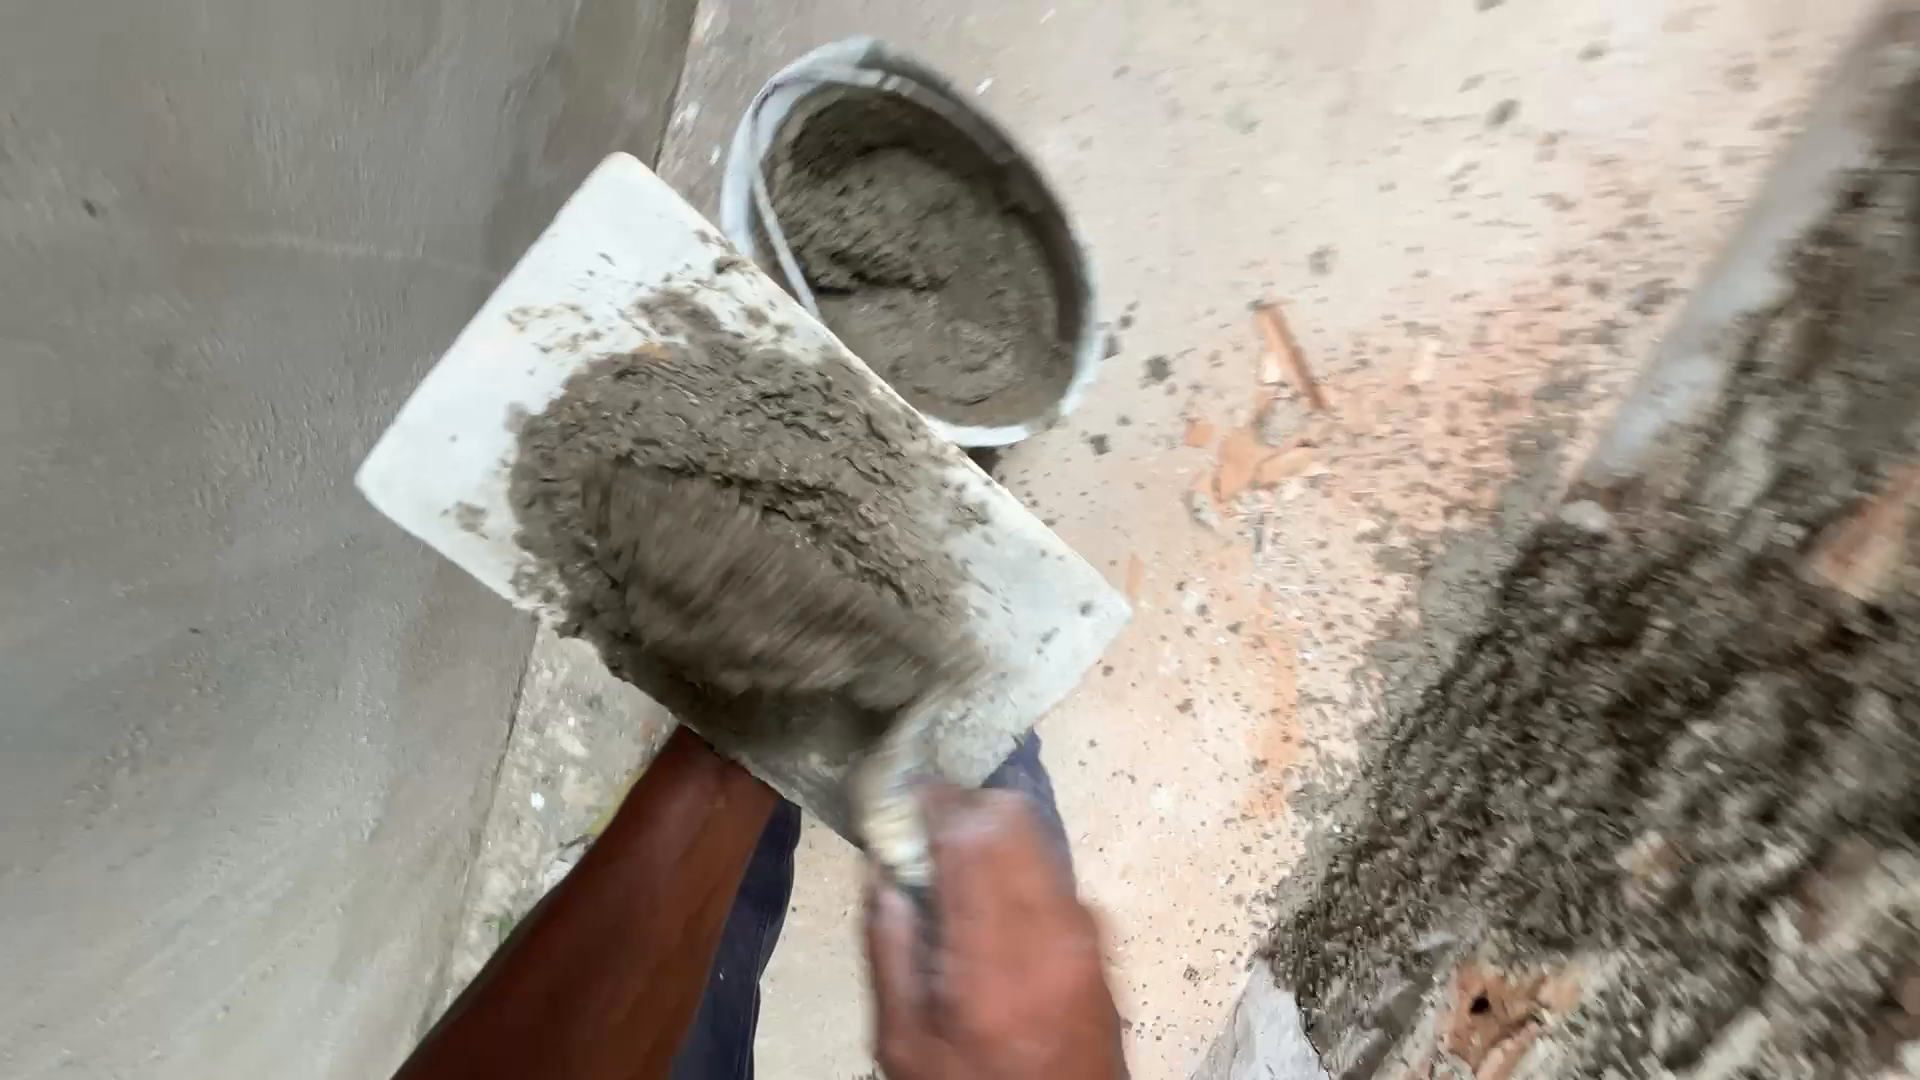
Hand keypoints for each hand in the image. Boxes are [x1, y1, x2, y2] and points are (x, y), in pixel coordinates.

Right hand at [864, 787, 1126, 1079]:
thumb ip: (886, 948)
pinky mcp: (1098, 931)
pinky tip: (993, 888)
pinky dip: (1016, 853)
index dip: (936, 800)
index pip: (968, 836)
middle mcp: (1048, 927)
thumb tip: (882, 867)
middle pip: (1009, 816)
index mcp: (991, 958)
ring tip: (956, 852)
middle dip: (965, 803)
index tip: (910, 794)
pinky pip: (1050, 862)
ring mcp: (1082, 926)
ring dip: (990, 823)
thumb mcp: (903, 1041)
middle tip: (931, 822)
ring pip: (1035, 828)